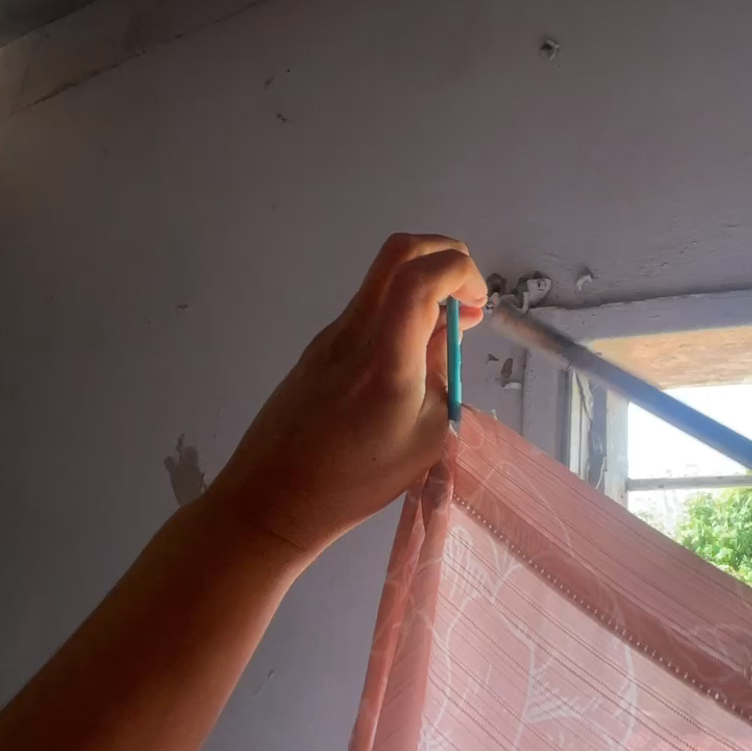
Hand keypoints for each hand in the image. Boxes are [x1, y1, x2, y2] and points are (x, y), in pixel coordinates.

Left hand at [205, 234, 486, 556]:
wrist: (272, 499)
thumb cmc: (358, 480)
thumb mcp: (426, 435)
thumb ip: (441, 373)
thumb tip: (448, 333)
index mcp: (388, 356)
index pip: (424, 275)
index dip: (463, 273)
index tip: (479, 305)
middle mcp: (356, 330)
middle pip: (400, 250)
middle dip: (447, 255)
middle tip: (468, 297)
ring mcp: (333, 333)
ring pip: (385, 275)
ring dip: (426, 283)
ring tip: (447, 331)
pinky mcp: (321, 345)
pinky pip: (371, 304)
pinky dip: (403, 306)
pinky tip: (413, 352)